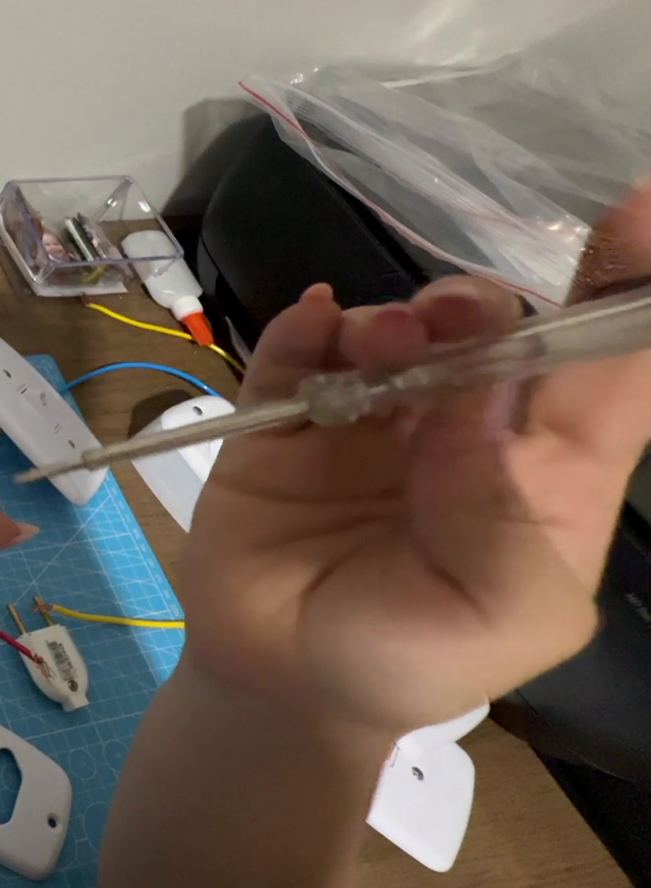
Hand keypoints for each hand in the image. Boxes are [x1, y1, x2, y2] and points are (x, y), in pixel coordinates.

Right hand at [183, 185, 650, 736]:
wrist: (273, 675)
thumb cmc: (402, 660)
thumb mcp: (495, 616)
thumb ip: (502, 516)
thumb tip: (475, 398)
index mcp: (536, 481)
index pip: (599, 377)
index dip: (626, 297)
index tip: (637, 213)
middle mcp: (450, 438)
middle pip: (482, 343)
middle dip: (476, 309)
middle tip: (442, 316)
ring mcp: (356, 429)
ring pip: (383, 340)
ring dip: (385, 321)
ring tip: (365, 345)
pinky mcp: (275, 428)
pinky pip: (287, 361)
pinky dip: (298, 330)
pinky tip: (310, 321)